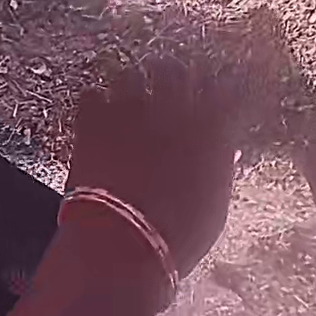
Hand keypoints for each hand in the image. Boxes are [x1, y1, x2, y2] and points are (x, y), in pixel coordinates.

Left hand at [65, 62, 235, 275]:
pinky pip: (92, 94)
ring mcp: (130, 109)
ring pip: (132, 75)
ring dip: (132, 86)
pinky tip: (98, 116)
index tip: (209, 100)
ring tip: (129, 100)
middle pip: (175, 71)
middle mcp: (173, 108)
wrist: (124, 245)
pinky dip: (96, 103)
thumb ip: (218, 168)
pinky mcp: (94, 119)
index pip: (220, 89)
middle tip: (167, 89)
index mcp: (212, 128)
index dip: (213, 92)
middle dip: (172, 78)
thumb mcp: (214, 205)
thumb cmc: (177, 235)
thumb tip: (223, 153)